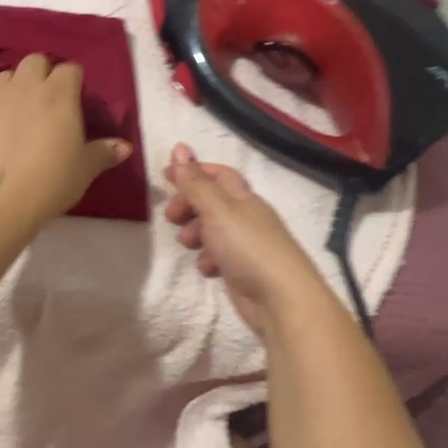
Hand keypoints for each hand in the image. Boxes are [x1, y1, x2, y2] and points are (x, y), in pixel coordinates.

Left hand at [0, 54, 131, 231]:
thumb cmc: (49, 182)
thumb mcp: (84, 170)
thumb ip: (103, 153)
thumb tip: (124, 146)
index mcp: (59, 94)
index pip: (70, 69)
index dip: (73, 80)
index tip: (75, 96)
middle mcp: (24, 87)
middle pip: (34, 61)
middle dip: (41, 73)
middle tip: (46, 99)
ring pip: (3, 77)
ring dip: (12, 87)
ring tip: (16, 111)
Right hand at [163, 143, 318, 333]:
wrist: (281, 300)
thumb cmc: (248, 247)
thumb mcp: (216, 209)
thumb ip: (194, 182)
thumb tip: (179, 148)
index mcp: (244, 197)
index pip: (218, 174)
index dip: (193, 171)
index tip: (165, 175)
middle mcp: (247, 217)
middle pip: (212, 201)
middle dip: (188, 205)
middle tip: (171, 216)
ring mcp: (247, 244)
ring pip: (213, 229)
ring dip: (195, 232)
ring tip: (187, 243)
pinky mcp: (243, 269)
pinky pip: (219, 256)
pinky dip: (208, 259)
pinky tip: (206, 269)